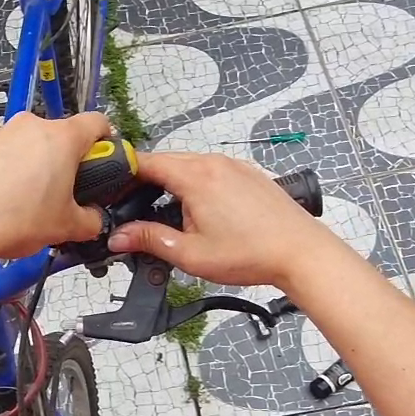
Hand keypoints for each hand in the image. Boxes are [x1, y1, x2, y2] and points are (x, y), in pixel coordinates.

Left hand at [0, 112, 110, 261]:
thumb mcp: (67, 227)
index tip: (102, 166)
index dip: (106, 142)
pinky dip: (8, 174)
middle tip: (64, 197)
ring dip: (36, 168)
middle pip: (60, 136)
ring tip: (28, 206)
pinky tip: (1, 204)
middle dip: (67, 163)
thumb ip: (91, 221)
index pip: (98, 122)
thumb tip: (93, 219)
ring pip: (29, 146)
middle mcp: (30, 126)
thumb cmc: (17, 220)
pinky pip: (3, 156)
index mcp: (61, 137)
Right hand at [107, 151, 337, 287]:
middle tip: (133, 206)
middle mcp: (214, 163)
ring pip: (190, 165)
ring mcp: (234, 166)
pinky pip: (212, 171)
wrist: (301, 253)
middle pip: (166, 161)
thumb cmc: (251, 253)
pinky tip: (197, 211)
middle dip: (146, 181)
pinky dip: (196, 184)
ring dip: (172, 183)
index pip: (147, 162)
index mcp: (196, 177)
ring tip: (165, 213)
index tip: (112, 190)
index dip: (124, 174)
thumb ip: (150, 240)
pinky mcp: (248, 174)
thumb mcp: (190, 253)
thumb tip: (119, 237)